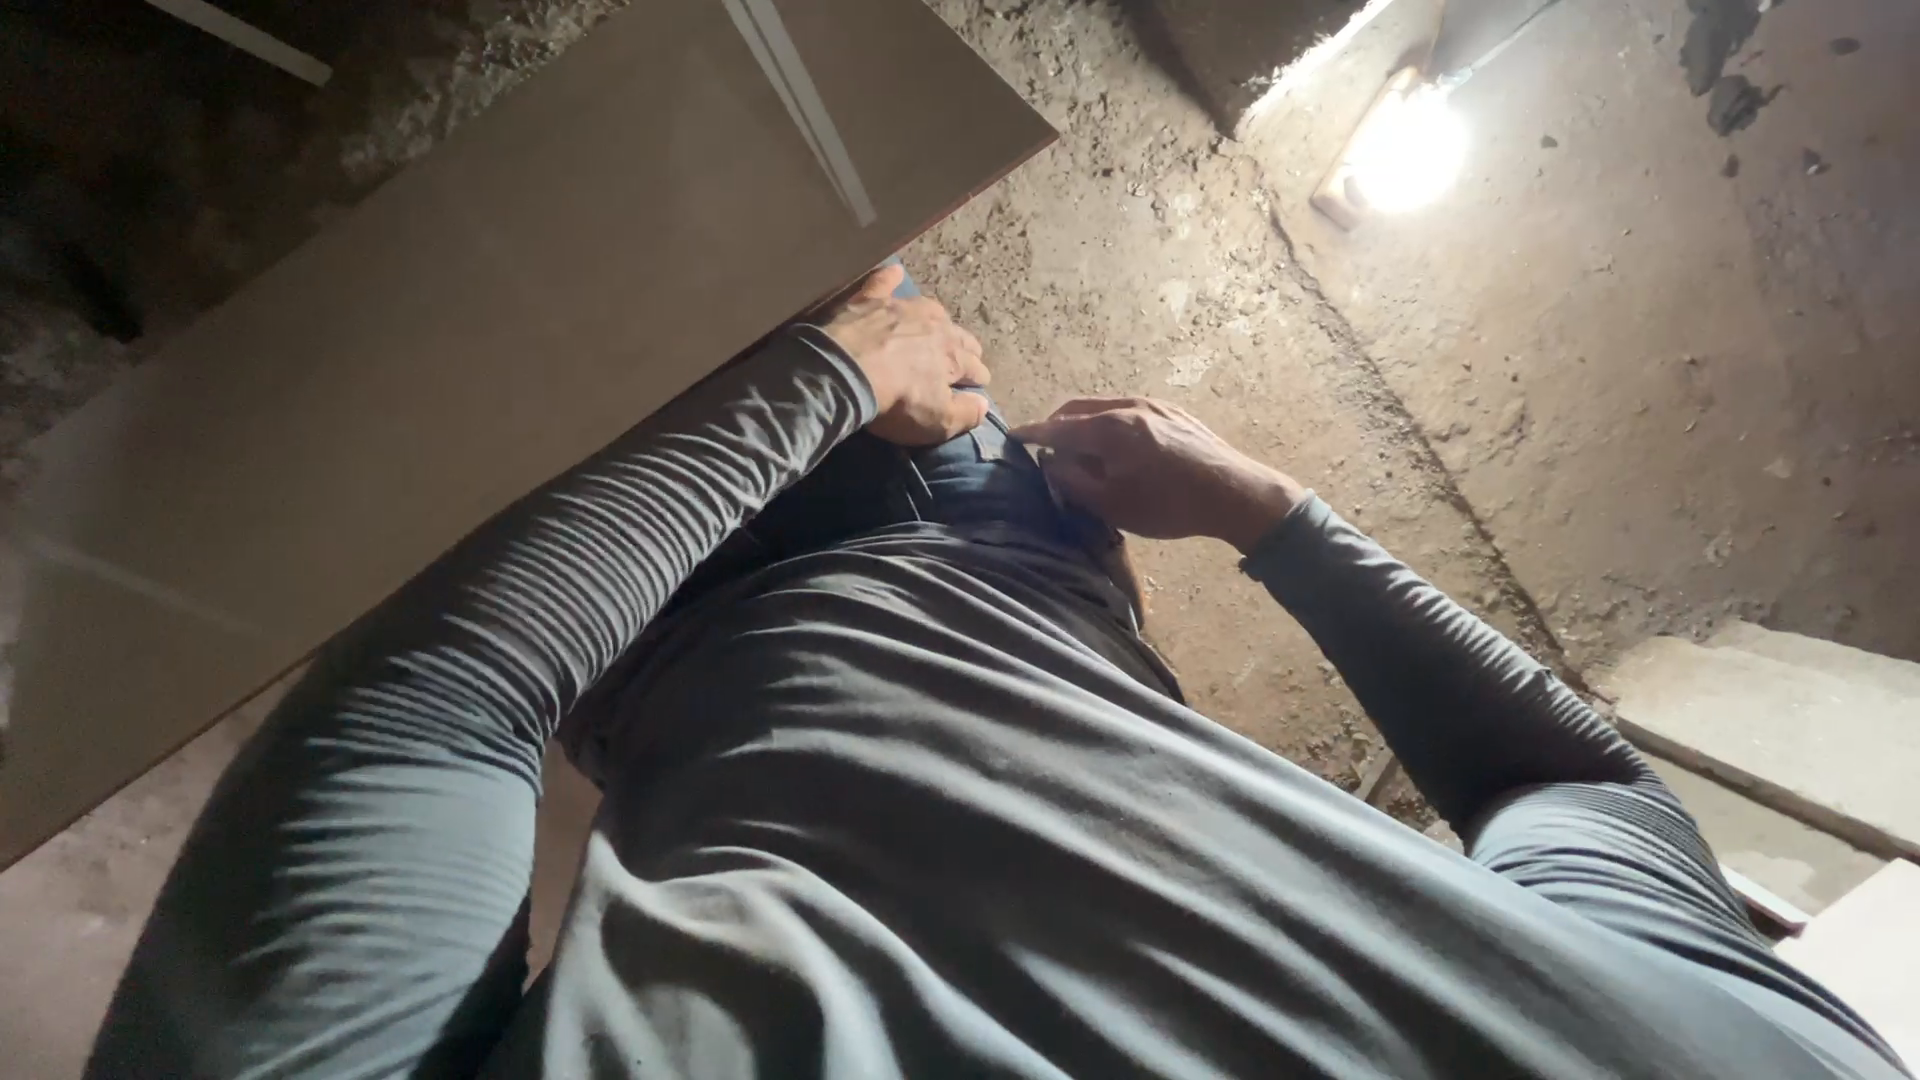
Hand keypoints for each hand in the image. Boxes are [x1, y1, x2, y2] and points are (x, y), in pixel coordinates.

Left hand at [821, 264, 990, 445]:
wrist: (846, 373)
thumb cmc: (897, 401)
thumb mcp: (937, 421)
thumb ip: (966, 414)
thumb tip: (984, 405)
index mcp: (953, 356)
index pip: (975, 368)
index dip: (977, 379)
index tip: (976, 387)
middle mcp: (936, 325)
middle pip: (959, 336)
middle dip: (965, 349)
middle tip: (963, 359)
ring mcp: (903, 309)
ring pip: (931, 310)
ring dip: (938, 320)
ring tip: (938, 328)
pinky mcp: (871, 301)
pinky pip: (883, 283)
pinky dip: (889, 278)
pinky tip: (894, 271)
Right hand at [1011, 397, 1307, 551]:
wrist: (1235, 494)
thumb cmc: (1168, 506)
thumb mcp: (1111, 503)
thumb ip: (1072, 479)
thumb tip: (1050, 461)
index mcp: (1108, 428)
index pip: (1056, 427)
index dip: (1032, 433)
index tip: (1012, 436)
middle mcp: (1127, 406)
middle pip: (1077, 408)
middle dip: (1056, 425)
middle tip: (1046, 448)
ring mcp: (1152, 405)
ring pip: (1102, 407)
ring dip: (1083, 424)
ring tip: (1080, 450)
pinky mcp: (1171, 411)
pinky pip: (1126, 410)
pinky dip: (1108, 423)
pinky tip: (1115, 447)